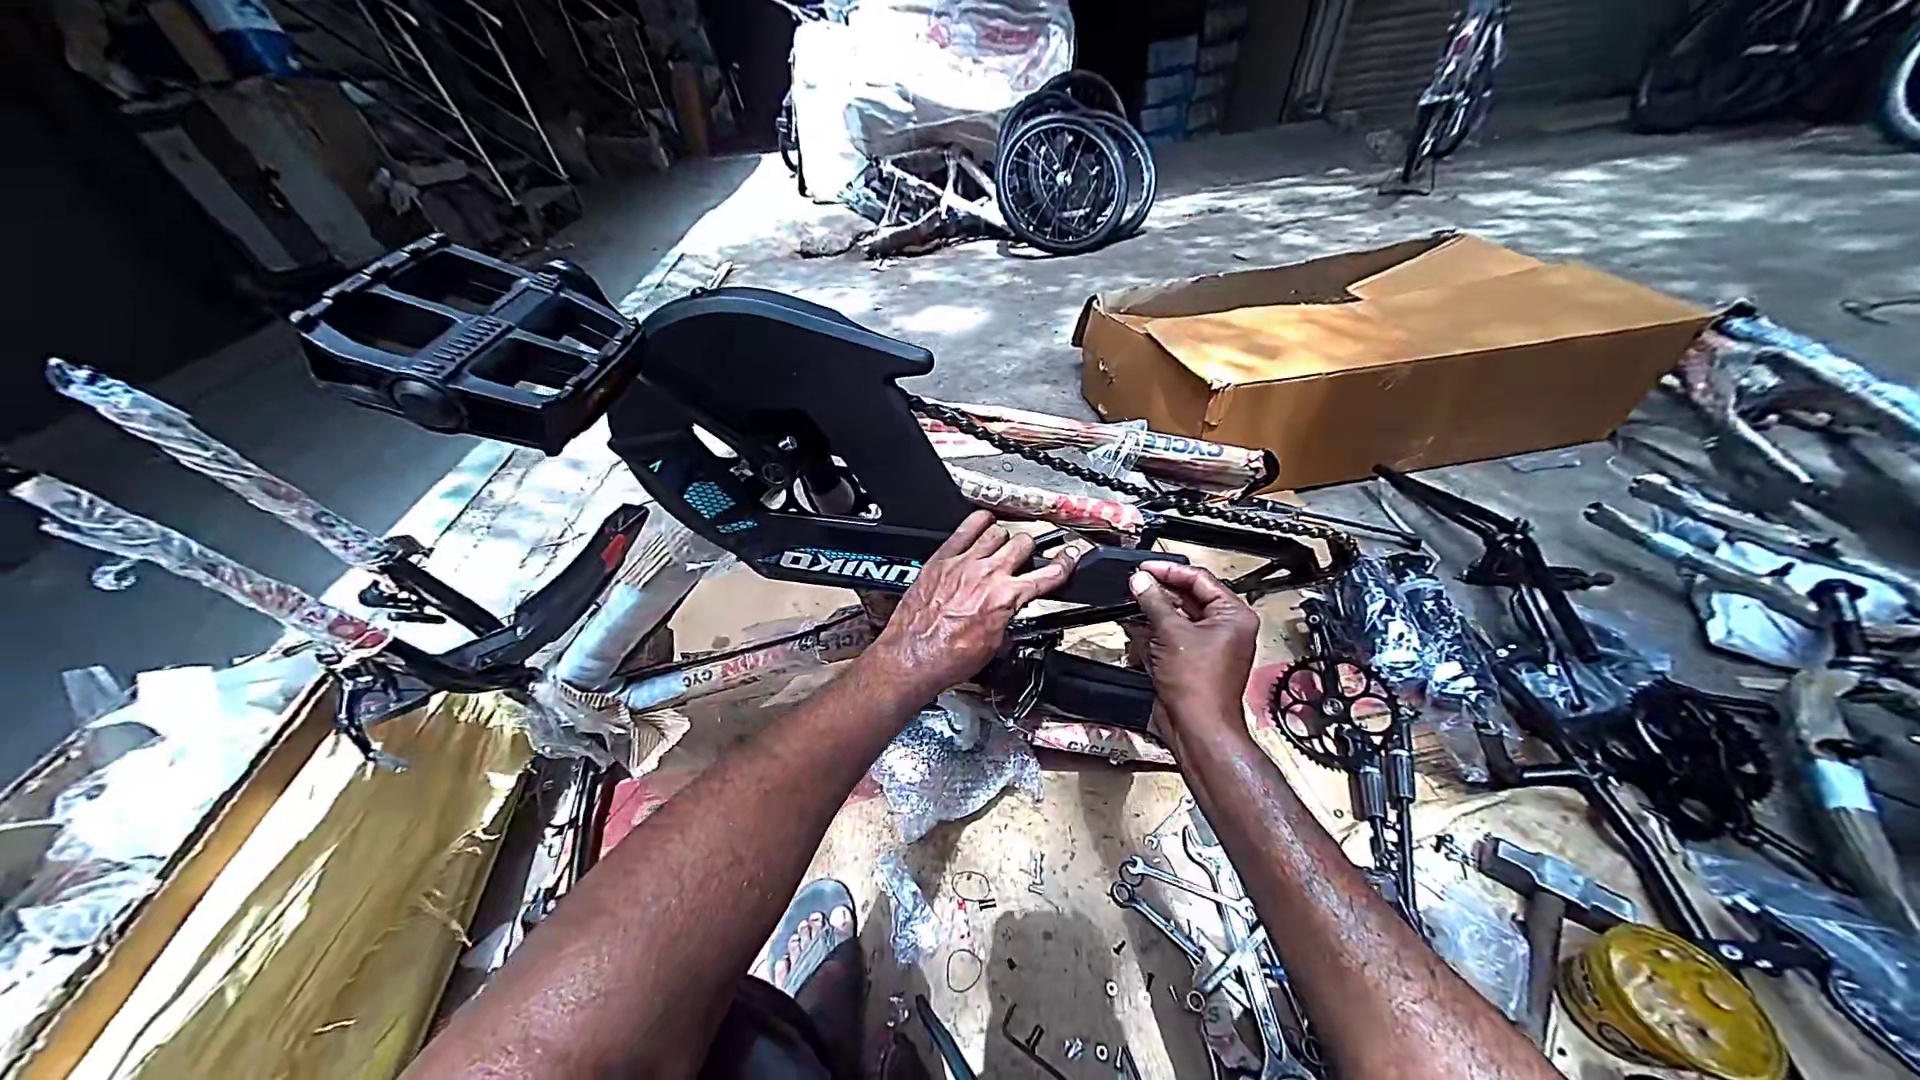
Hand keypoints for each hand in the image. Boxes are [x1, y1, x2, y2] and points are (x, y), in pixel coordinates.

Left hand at [864, 510, 1076, 702]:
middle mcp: (986, 575)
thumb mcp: (994, 644)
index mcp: (1005, 598)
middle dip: (1029, 549)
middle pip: (1022, 543)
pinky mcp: (941, 560)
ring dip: (1003, 538)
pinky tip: (982, 521)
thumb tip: (1012, 610)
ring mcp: (963, 564)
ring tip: (1003, 544)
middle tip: (1028, 556)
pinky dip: (977, 522)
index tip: (1071, 556)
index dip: (1065, 564)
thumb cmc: (948, 657)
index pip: (1047, 574)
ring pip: (996, 532)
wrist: (913, 658)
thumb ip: (1008, 617)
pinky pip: (964, 530)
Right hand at [1128, 561, 1258, 733]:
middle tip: (1136, 583)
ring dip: (1154, 611)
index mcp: (1233, 615)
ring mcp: (1208, 644)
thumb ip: (1154, 602)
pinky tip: (1135, 625)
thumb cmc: (1200, 687)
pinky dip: (1154, 630)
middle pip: (1188, 596)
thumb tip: (1141, 580)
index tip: (1145, 568)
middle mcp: (1225, 628)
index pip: (1200, 579)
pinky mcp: (1192, 659)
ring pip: (1177, 616)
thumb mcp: (1171, 633)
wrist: (1197, 726)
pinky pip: (1172, 636)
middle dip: (1159, 592)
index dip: (1169, 571)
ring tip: (1132, 601)